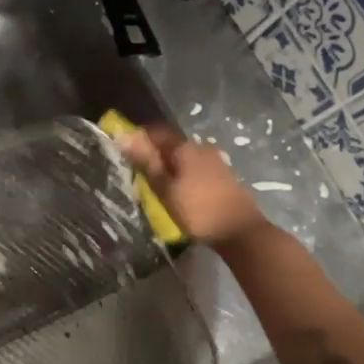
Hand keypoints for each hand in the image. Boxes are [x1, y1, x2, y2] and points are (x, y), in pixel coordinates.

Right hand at [117, 125, 271, 249]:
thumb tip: (123, 136)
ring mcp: (215, 160)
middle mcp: (201, 147)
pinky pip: (196, 167)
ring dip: (169, 167)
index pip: (156, 132)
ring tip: (158, 186)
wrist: (240, 230)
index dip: (138, 139)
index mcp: (185, 147)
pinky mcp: (223, 174)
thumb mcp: (165, 188)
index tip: (125, 154)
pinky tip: (179, 190)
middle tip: (140, 175)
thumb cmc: (197, 210)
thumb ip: (145, 162)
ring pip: (184, 157)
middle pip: (171, 145)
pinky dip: (183, 174)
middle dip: (154, 155)